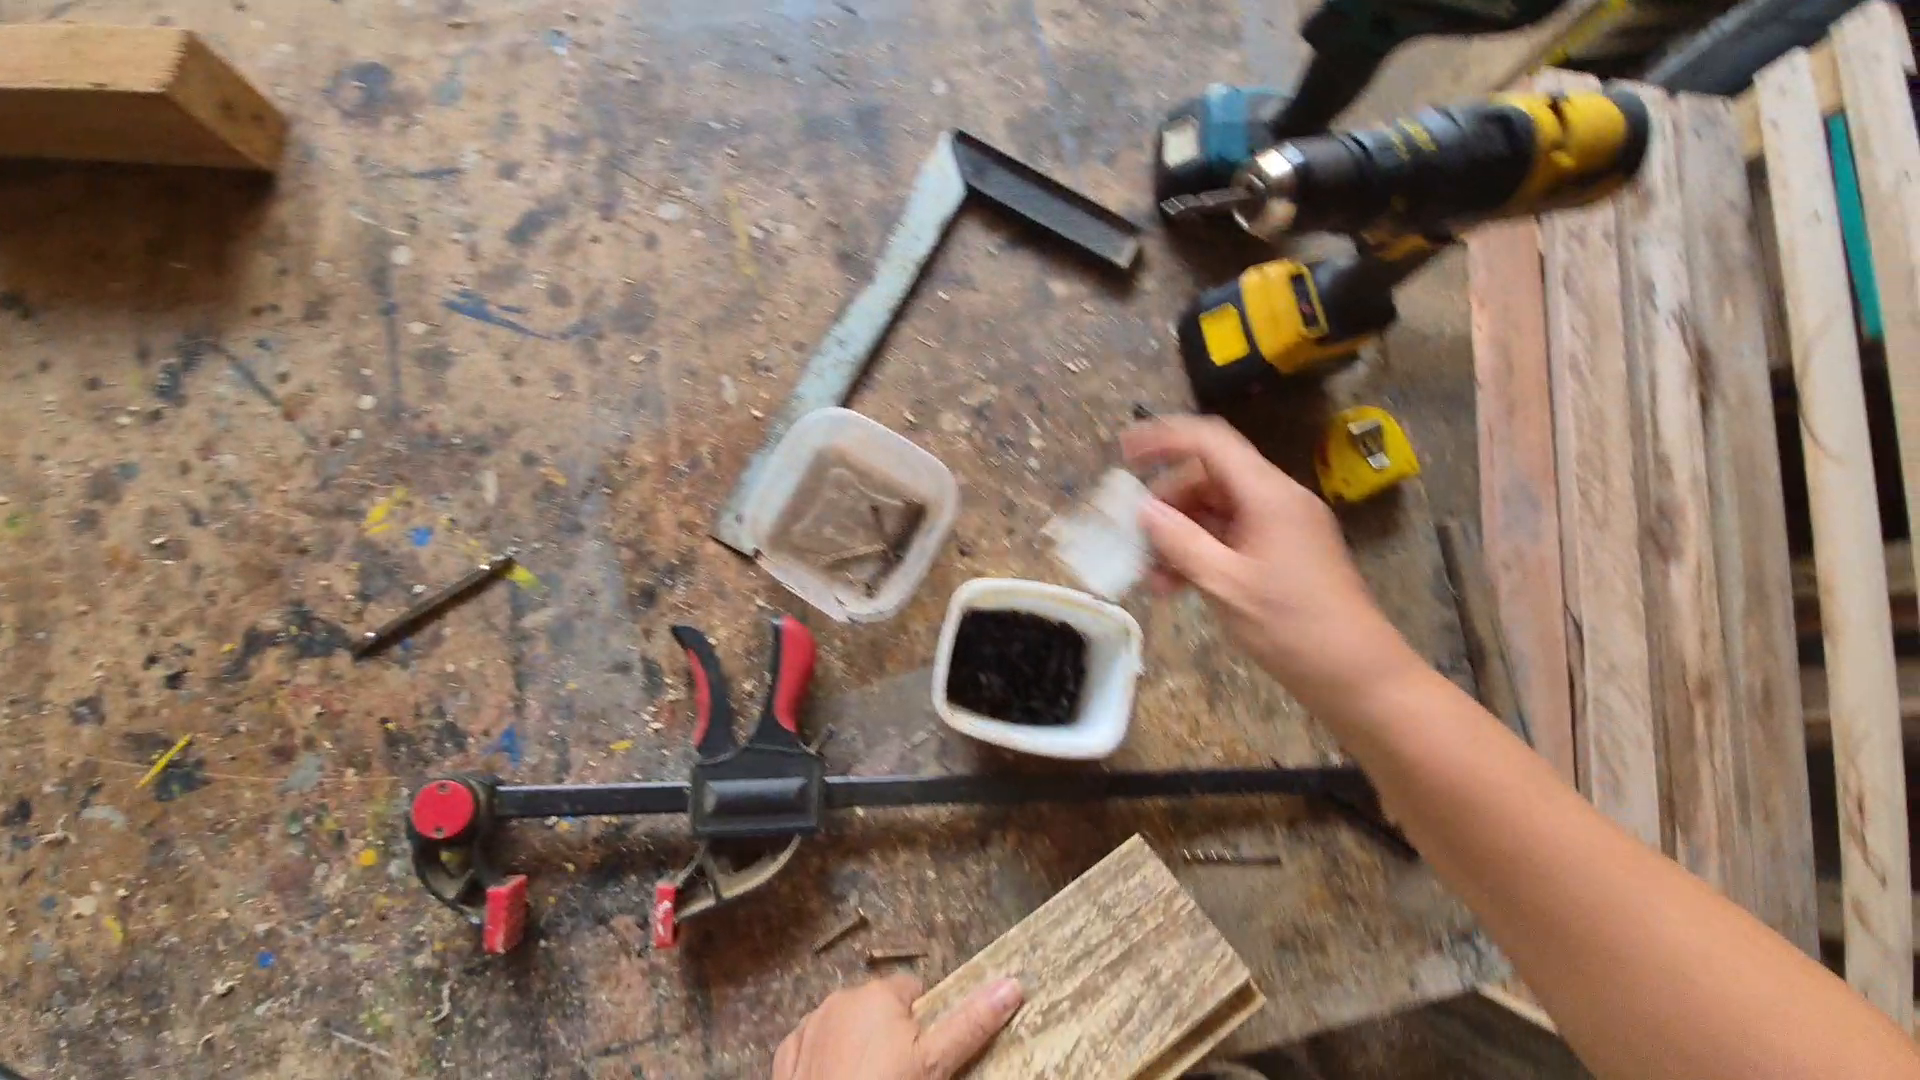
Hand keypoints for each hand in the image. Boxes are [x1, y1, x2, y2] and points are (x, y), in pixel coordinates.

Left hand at [772, 975, 1022, 1079]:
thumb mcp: (935, 1063)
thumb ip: (971, 1022)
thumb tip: (1014, 984)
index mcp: (878, 993)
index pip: (913, 993)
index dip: (922, 1026)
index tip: (924, 1057)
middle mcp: (839, 997)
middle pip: (878, 1008)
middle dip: (889, 1034)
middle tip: (900, 1076)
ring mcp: (808, 1026)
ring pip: (844, 1027)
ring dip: (856, 1047)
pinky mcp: (785, 1056)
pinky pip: (811, 1047)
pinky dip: (823, 1062)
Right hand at [1120, 416, 1415, 706]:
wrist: (1356, 673)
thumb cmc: (1291, 626)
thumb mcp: (1225, 585)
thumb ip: (1181, 542)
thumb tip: (1144, 510)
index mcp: (1268, 495)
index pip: (1210, 443)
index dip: (1164, 439)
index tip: (1124, 452)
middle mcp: (1277, 500)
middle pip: (1209, 477)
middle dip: (1167, 503)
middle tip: (1136, 538)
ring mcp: (1281, 526)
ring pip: (1216, 510)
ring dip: (1180, 535)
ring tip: (1154, 576)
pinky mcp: (1282, 552)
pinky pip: (1231, 536)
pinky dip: (1201, 553)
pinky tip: (1176, 586)